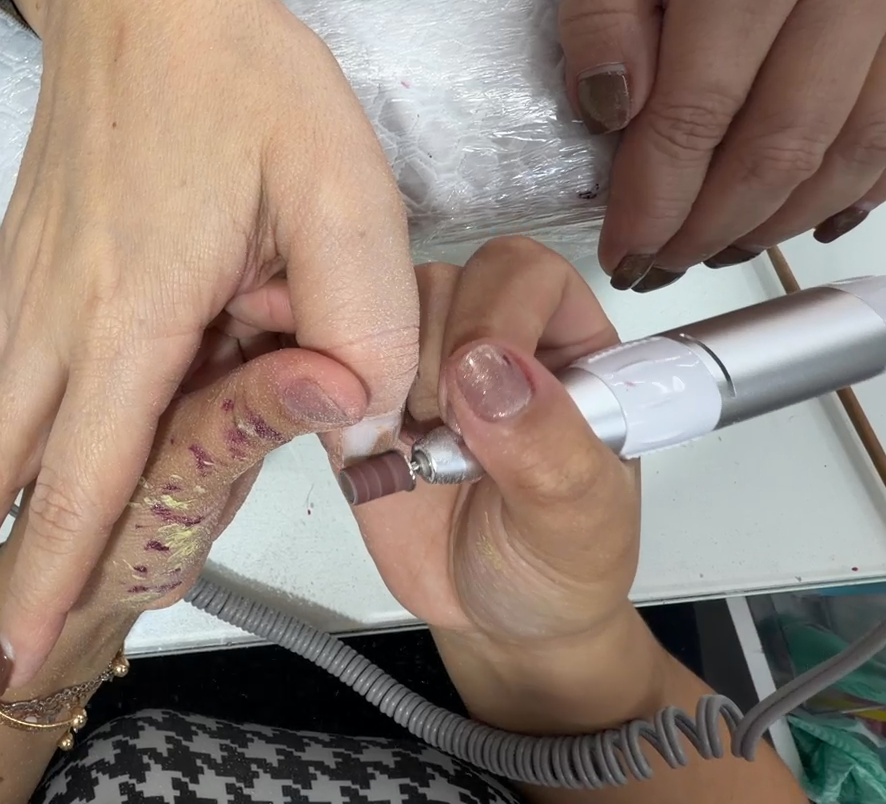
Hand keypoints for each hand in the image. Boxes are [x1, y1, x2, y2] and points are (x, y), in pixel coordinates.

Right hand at [0, 0, 419, 693]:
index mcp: (136, 311)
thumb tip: (351, 419)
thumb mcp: (341, 185)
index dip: (53, 571)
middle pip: (3, 452)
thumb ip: (359, 312)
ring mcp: (27, 271)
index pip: (89, 472)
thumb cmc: (241, 79)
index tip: (10, 646)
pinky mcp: (20, 238)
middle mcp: (61, 308)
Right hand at [344, 237, 636, 651]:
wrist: (483, 611)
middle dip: (421, 358)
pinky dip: (306, 368)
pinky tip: (323, 413)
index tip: (467, 395)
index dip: (490, 316)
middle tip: (427, 435)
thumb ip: (548, 450)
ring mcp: (411, 358)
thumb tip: (486, 370)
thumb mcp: (578, 525)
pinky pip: (318, 350)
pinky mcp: (353, 388)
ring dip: (368, 374)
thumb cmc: (553, 565)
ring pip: (370, 310)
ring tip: (389, 443)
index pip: (521, 274)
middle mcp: (483, 332)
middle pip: (434, 282)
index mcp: (561, 341)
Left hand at [560, 0, 885, 290]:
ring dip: (783, 217)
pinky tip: (816, 213)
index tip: (623, 253)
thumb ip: (599, 15)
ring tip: (718, 252)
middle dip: (711, 228)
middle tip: (659, 267)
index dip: (655, 204)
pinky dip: (869, 176)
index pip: (695, 121)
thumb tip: (614, 116)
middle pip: (782, 149)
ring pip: (861, 144)